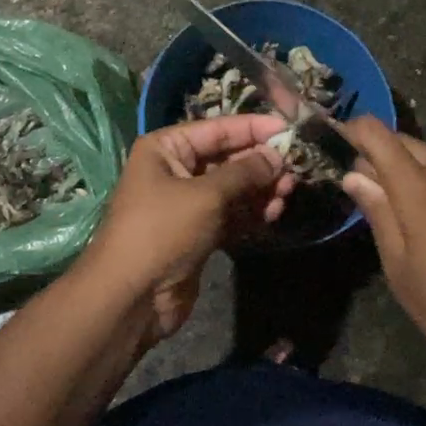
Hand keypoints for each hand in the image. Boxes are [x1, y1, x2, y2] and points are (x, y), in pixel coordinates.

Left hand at [80, 115, 296, 344]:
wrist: (131, 298)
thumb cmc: (162, 232)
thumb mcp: (205, 196)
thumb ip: (243, 173)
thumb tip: (275, 157)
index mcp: (166, 148)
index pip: (217, 129)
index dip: (253, 128)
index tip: (289, 128)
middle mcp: (175, 169)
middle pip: (226, 158)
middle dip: (260, 164)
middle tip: (294, 170)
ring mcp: (186, 203)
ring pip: (232, 188)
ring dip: (260, 190)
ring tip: (287, 194)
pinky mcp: (197, 233)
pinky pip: (230, 214)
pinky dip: (251, 213)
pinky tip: (274, 214)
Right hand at [342, 118, 425, 374]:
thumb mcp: (402, 272)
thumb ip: (379, 215)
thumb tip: (355, 176)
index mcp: (423, 190)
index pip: (380, 136)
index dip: (355, 129)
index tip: (337, 137)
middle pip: (409, 145)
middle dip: (382, 154)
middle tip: (366, 184)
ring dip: (415, 175)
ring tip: (408, 214)